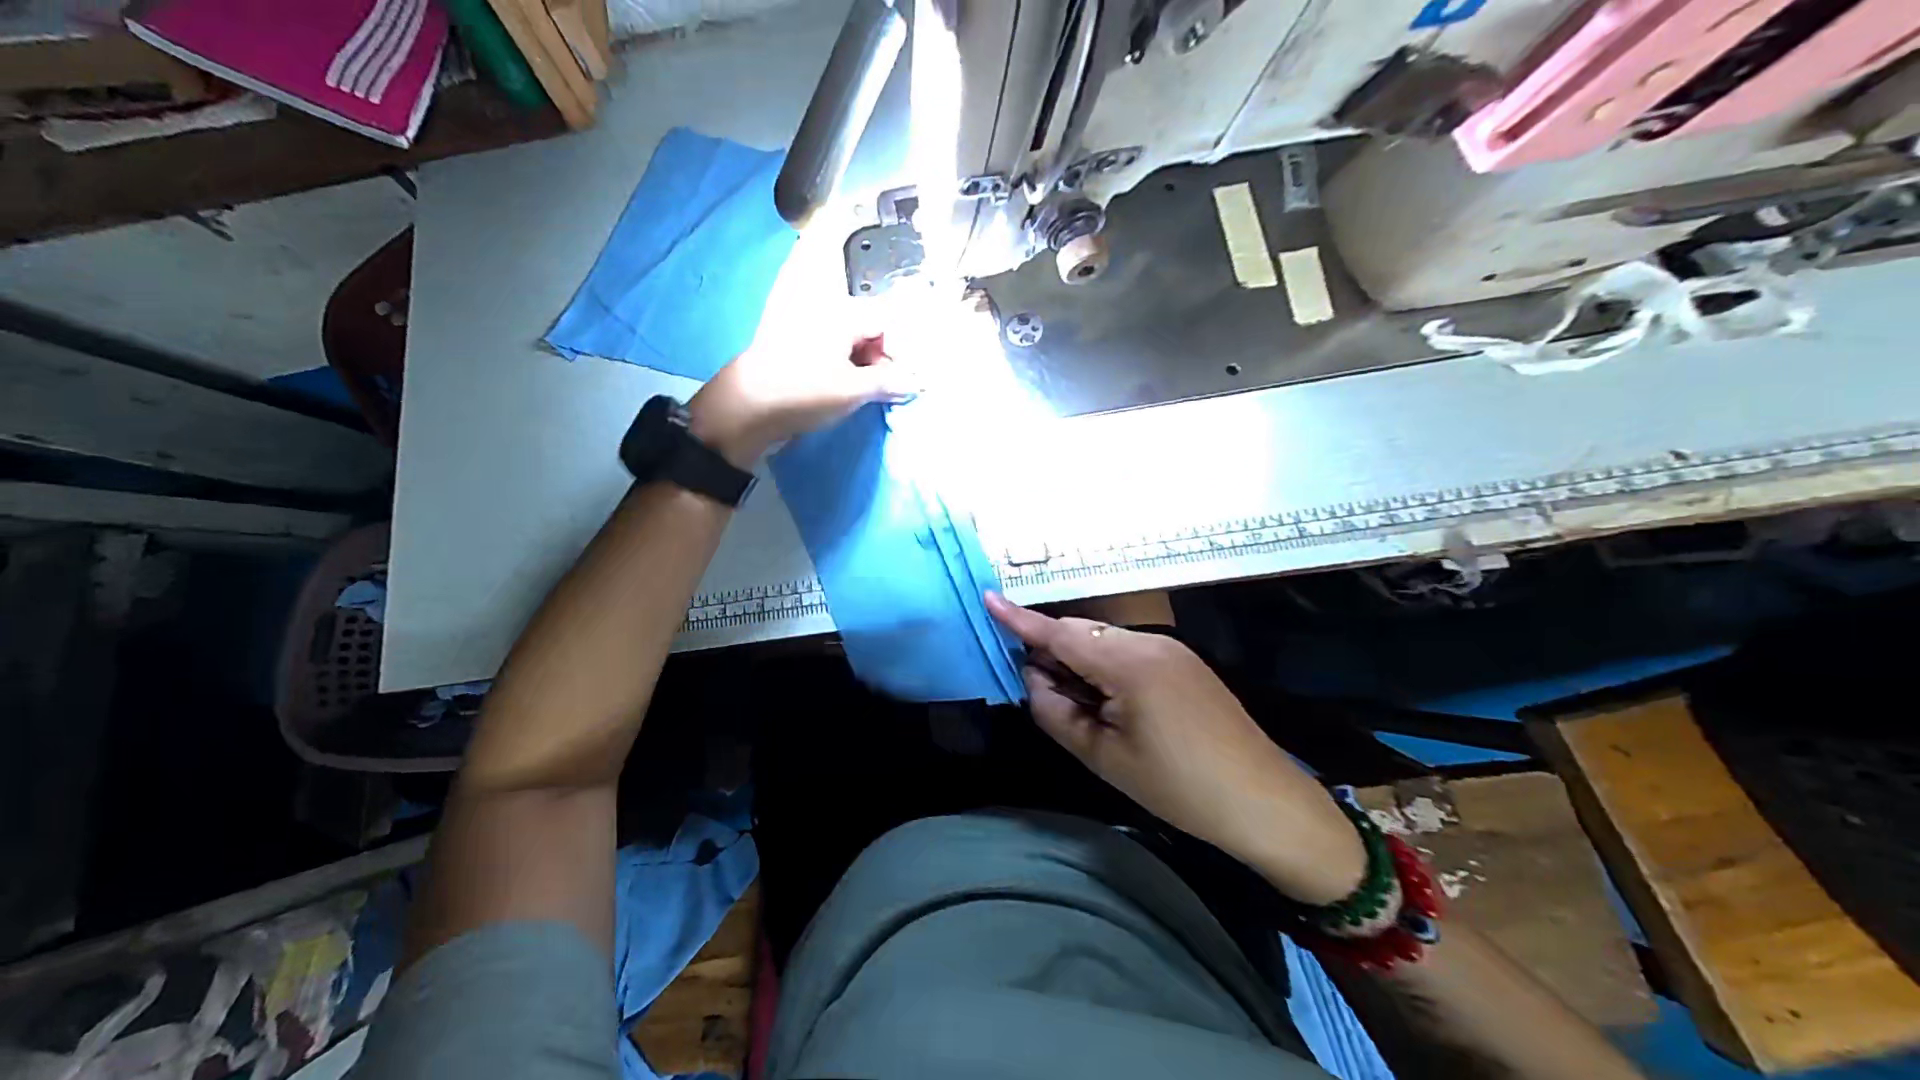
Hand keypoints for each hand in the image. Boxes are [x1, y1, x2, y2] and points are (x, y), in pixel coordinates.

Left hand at [688, 229, 918, 468]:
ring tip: (868, 395)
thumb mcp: (854, 390)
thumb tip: (915, 383)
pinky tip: (845, 392)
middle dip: (885, 359)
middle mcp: (825, 313)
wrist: (744, 408)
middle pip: (870, 329)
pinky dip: (845, 370)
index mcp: (842, 313)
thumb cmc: (804, 392)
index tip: (907, 381)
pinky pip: (832, 353)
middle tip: (889, 391)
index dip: (903, 350)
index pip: (888, 321)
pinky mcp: (794, 348)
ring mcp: (807, 329)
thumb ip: (889, 383)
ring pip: (851, 343)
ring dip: (866, 367)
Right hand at [985, 592, 1366, 905]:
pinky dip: (1104, 667)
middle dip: (1050, 650)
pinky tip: (1104, 700)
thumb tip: (1033, 679)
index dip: (1020, 618)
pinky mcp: (1185, 663)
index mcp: (1127, 662)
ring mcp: (1172, 649)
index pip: (1060, 632)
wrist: (1264, 802)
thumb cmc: (1178, 786)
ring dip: (1078, 661)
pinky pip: (1129, 652)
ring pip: (1105, 641)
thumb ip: (1056, 713)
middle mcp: (1150, 642)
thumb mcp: (1104, 757)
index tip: (988, 598)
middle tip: (1032, 687)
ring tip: (1070, 701)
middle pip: (1082, 633)